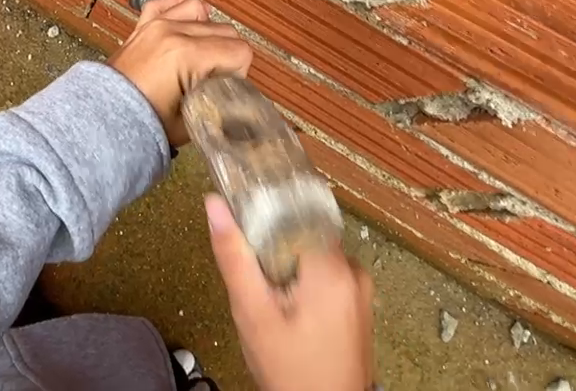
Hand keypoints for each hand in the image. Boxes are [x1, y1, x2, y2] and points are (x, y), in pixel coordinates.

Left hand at [108, 0, 251, 145]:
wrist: (105, 116)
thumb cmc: (142, 121)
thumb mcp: (192, 120)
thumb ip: (219, 101)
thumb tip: (237, 98)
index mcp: (185, 54)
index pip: (239, 50)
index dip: (239, 73)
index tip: (228, 88)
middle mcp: (171, 31)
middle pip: (225, 30)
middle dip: (227, 56)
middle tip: (215, 80)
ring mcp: (156, 23)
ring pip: (202, 11)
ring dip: (209, 31)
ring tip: (202, 56)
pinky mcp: (144, 23)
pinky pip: (170, 2)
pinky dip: (182, 10)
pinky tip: (188, 25)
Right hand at [207, 194, 374, 390]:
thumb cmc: (291, 371)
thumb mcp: (253, 315)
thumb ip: (234, 257)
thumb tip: (215, 204)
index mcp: (332, 266)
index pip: (291, 214)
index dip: (262, 222)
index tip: (245, 241)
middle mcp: (353, 270)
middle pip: (300, 234)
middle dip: (272, 251)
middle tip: (257, 284)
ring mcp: (360, 289)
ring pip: (310, 254)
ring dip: (286, 267)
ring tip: (271, 302)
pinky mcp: (358, 304)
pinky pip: (323, 274)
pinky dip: (302, 283)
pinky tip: (289, 312)